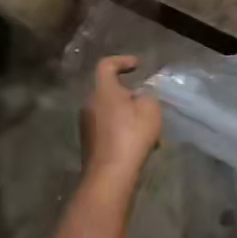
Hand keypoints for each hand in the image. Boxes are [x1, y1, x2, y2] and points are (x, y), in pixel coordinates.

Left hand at [80, 56, 161, 185]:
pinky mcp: (88, 144)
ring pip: (110, 112)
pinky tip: (139, 146)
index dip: (122, 61)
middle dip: (129, 95)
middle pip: (108, 90)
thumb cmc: (131, 136)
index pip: (106, 65)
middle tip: (146, 103)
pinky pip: (107, 129)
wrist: (110, 176)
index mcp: (102, 90)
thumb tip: (139, 98)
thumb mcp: (150, 109)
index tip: (138, 66)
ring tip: (148, 129)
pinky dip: (122, 131)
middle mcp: (89, 104)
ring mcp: (86, 125)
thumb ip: (147, 96)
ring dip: (127, 116)